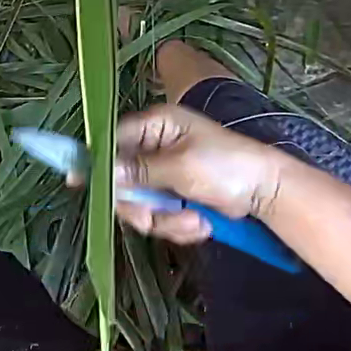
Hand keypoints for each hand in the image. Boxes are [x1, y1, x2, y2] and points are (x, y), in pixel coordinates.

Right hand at [112, 105, 288, 244]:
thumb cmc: (226, 166)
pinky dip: (178, 225)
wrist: (266, 191)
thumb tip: (104, 172)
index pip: (114, 139)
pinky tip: (200, 223)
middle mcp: (156, 146)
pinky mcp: (175, 195)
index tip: (83, 184)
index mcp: (157, 124)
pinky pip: (160, 215)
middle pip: (123, 178)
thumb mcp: (181, 166)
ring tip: (192, 220)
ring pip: (141, 203)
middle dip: (140, 205)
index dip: (99, 162)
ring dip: (164, 220)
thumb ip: (140, 170)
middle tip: (151, 219)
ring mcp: (165, 172)